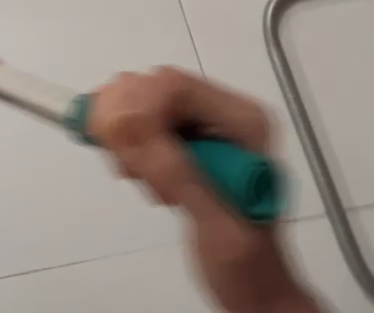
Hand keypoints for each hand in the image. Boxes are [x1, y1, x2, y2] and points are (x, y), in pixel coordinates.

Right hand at [90, 68, 316, 312]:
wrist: (254, 288)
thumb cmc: (249, 267)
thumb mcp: (219, 226)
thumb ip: (181, 175)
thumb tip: (135, 131)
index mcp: (245, 123)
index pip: (178, 89)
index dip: (140, 109)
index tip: (119, 143)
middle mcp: (223, 112)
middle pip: (154, 86)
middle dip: (128, 122)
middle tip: (127, 169)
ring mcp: (201, 121)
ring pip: (140, 97)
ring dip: (123, 134)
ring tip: (137, 177)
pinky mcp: (180, 133)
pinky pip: (136, 116)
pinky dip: (121, 139)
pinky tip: (132, 170)